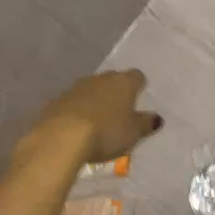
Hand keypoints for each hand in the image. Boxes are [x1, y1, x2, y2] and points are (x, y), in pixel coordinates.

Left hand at [30, 69, 161, 163]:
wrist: (61, 137)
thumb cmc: (105, 133)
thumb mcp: (132, 134)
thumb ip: (146, 124)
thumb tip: (158, 118)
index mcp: (123, 82)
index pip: (137, 76)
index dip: (138, 86)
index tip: (137, 100)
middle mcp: (101, 78)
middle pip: (112, 80)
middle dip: (115, 92)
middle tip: (117, 112)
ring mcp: (77, 87)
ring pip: (91, 90)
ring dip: (94, 101)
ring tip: (95, 121)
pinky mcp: (56, 101)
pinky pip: (72, 103)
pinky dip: (76, 111)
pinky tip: (75, 127)